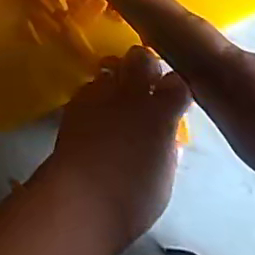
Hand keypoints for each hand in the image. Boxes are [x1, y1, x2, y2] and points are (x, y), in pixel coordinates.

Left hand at [36, 46, 190, 250]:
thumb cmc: (134, 196)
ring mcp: (101, 92)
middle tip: (147, 87)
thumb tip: (165, 133)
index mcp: (161, 112)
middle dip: (147, 65)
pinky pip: (91, 85)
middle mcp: (132, 93)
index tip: (176, 98)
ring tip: (119, 99)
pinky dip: (97, 94)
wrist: (83, 197)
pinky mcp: (77, 100)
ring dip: (119, 78)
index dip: (177, 87)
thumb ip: (167, 143)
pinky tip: (97, 112)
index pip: (178, 82)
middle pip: (142, 57)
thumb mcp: (165, 172)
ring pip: (113, 67)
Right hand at [130, 0, 254, 223]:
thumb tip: (184, 70)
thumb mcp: (247, 138)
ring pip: (231, 63)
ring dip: (201, 60)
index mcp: (244, 71)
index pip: (192, 31)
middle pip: (208, 41)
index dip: (160, 8)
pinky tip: (233, 106)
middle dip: (174, 28)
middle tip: (143, 19)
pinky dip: (229, 78)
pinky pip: (251, 76)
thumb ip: (213, 99)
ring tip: (181, 75)